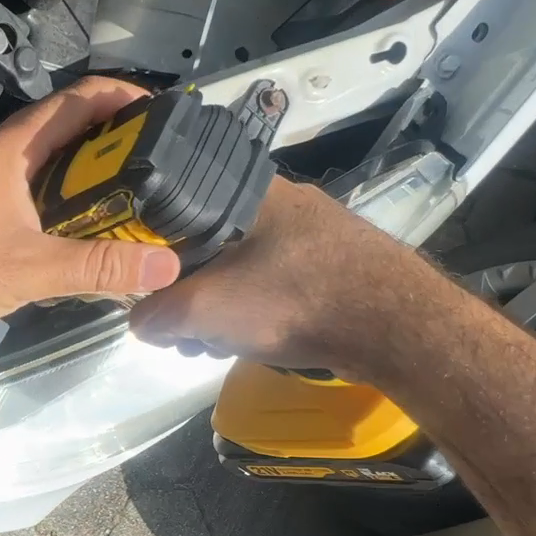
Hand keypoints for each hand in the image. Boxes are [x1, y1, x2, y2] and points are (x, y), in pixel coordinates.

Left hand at [0, 77, 181, 340]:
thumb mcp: (32, 270)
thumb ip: (98, 267)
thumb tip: (165, 265)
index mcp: (7, 152)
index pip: (76, 100)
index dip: (123, 97)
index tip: (163, 114)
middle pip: (60, 132)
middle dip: (108, 145)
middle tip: (151, 168)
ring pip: (37, 168)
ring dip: (78, 179)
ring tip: (119, 202)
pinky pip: (18, 195)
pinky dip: (50, 204)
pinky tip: (65, 235)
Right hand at [127, 179, 463, 377]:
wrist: (394, 327)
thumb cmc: (291, 302)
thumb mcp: (198, 312)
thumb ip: (151, 315)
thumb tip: (140, 322)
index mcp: (244, 194)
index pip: (172, 217)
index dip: (149, 260)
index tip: (147, 296)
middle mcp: (279, 201)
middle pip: (202, 249)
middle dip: (184, 297)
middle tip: (184, 333)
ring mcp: (310, 230)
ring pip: (234, 269)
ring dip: (216, 309)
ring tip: (218, 342)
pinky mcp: (330, 259)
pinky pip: (267, 281)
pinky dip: (250, 310)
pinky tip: (253, 337)